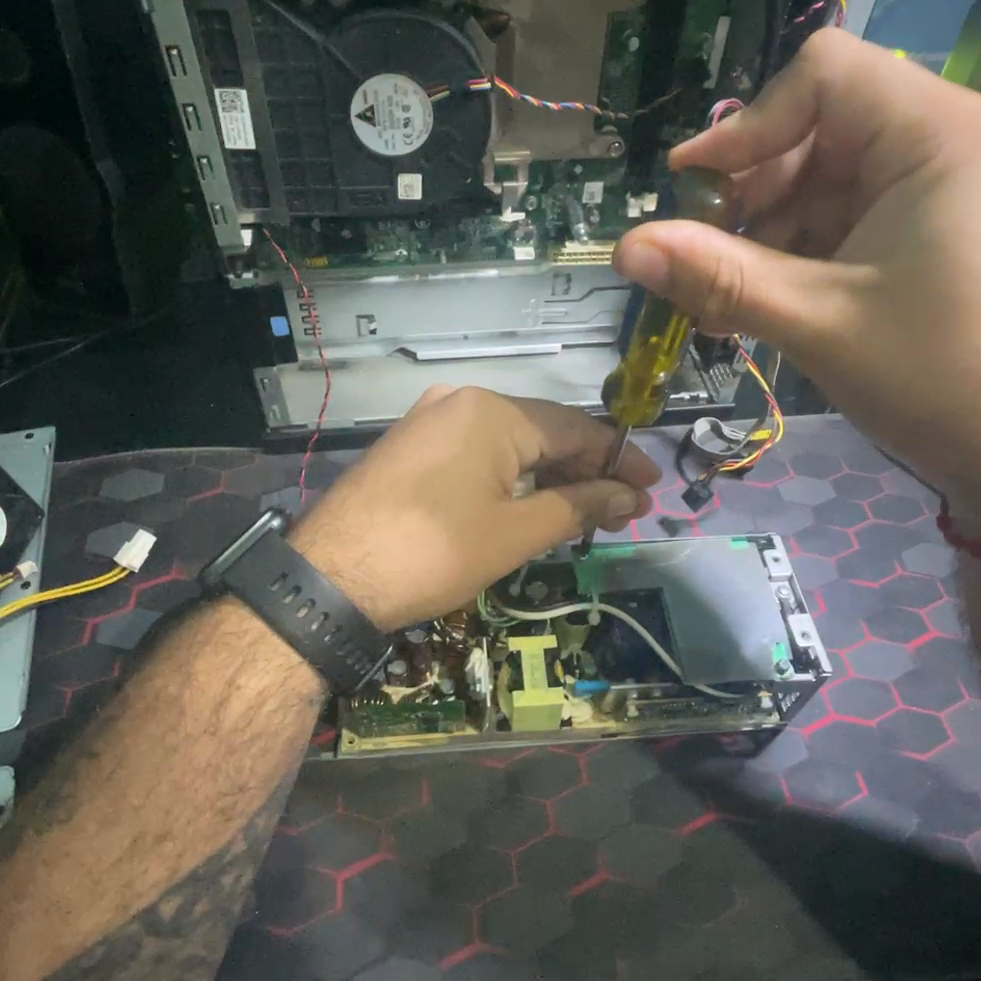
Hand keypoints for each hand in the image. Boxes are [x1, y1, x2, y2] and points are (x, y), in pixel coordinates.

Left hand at [289, 387, 658, 629]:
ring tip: (585, 514)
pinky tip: (531, 504)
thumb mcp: (515, 533)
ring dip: (549, 477)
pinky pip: (476, 453)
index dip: (619, 459)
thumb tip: (631, 495)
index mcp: (492, 410)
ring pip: (509, 443)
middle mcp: (460, 401)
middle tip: (623, 511)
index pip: (576, 427)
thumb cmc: (433, 554)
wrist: (328, 579)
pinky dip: (510, 478)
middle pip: (543, 432)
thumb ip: (579, 506)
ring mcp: (429, 421)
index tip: (652, 487)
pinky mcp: (410, 447)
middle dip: (586, 471)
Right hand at [613, 30, 980, 536]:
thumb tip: (624, 247)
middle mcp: (949, 145)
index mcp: (938, 135)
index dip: (744, 127)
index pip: (822, 76)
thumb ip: (717, 276)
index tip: (687, 191)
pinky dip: (803, 261)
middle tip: (702, 269)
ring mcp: (948, 193)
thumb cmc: (945, 380)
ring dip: (768, 242)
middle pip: (818, 134)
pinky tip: (769, 311)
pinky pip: (852, 226)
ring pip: (827, 187)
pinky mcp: (941, 238)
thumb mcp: (818, 322)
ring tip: (727, 310)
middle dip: (751, 201)